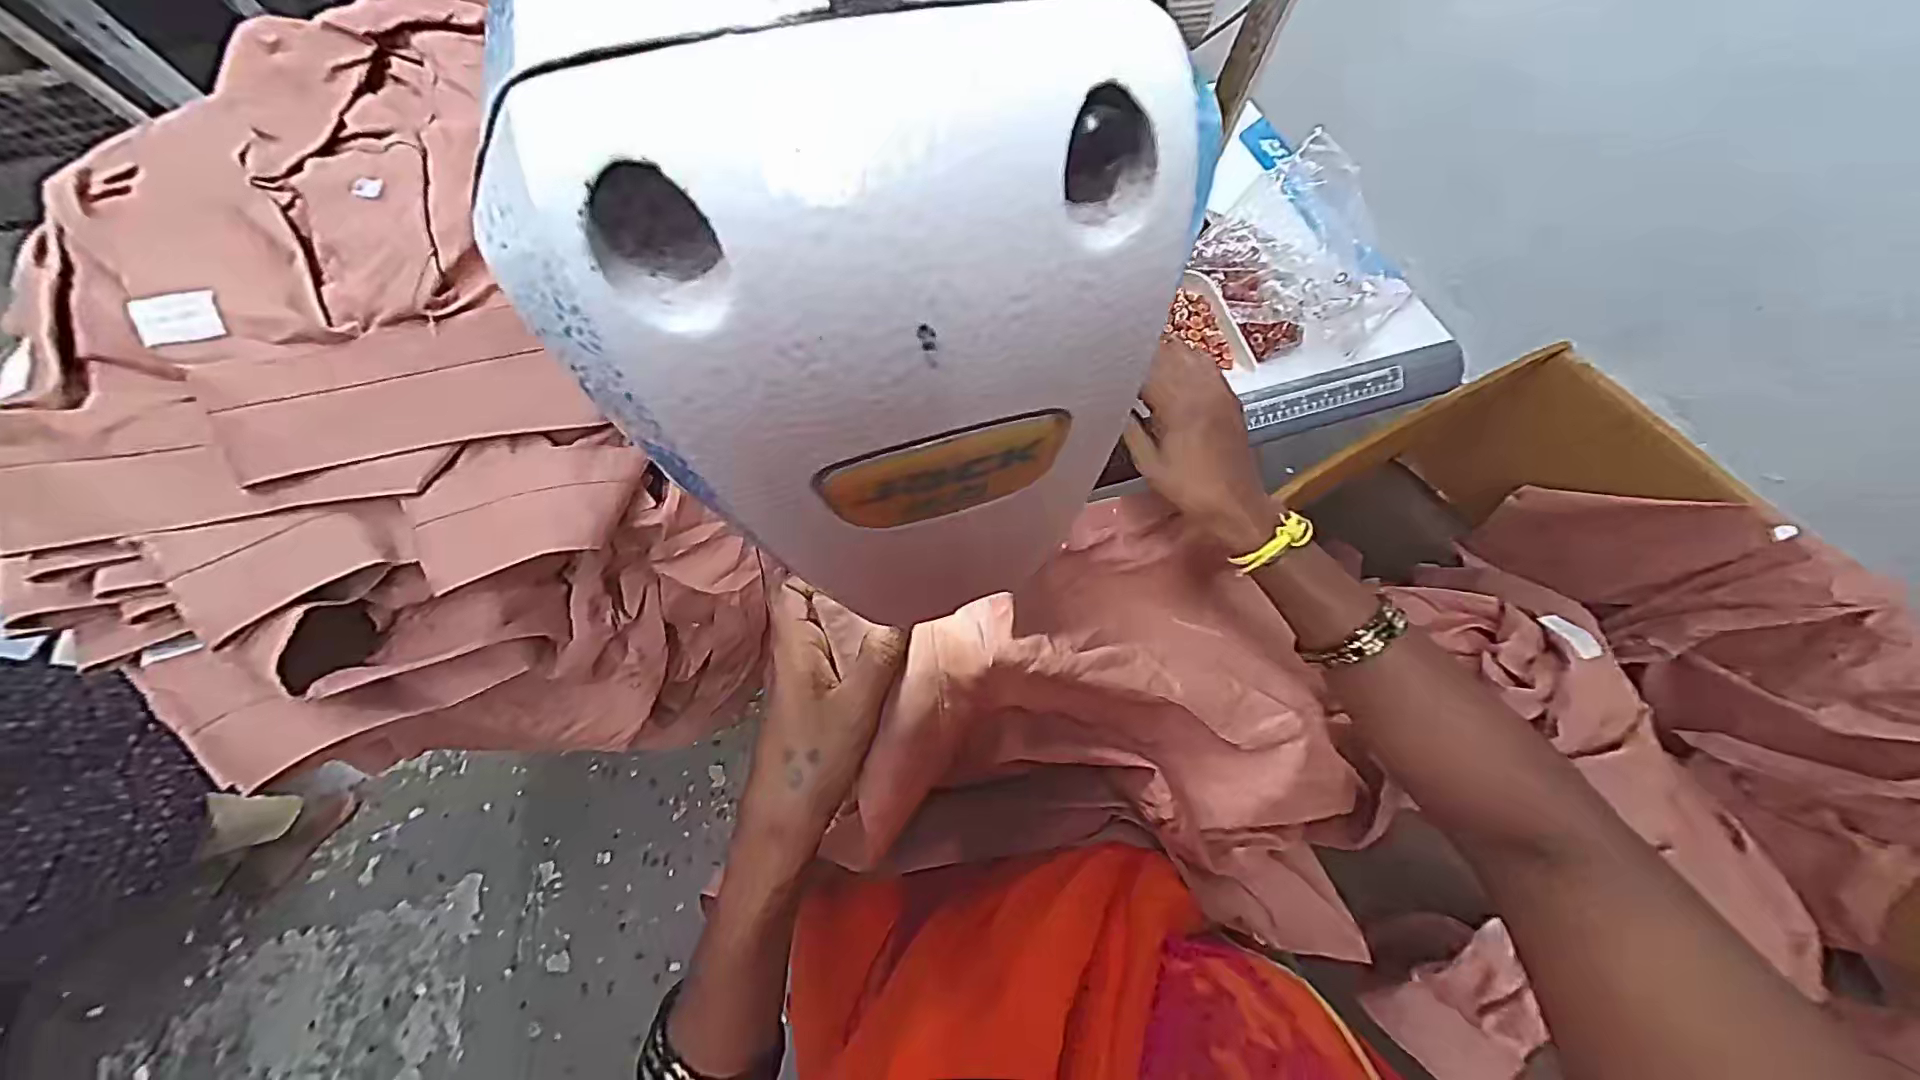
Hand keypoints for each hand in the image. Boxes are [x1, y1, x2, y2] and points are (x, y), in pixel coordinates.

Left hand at [734, 577, 908, 876]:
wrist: (788, 813)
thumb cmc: (815, 756)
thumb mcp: (858, 702)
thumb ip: (881, 650)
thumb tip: (905, 599)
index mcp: (791, 641)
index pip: (791, 580)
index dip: (815, 555)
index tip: (854, 537)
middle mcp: (790, 647)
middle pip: (809, 596)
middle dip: (841, 575)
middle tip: (884, 557)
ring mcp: (799, 668)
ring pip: (821, 621)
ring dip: (848, 604)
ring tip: (888, 584)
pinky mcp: (811, 688)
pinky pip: (830, 644)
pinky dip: (851, 632)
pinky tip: (879, 633)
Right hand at [1122, 337, 1279, 552]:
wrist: (1235, 502)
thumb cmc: (1189, 488)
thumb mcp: (1148, 464)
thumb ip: (1130, 429)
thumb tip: (1115, 407)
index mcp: (1179, 403)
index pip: (1146, 366)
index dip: (1123, 365)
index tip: (1104, 369)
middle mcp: (1201, 387)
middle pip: (1167, 351)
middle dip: (1141, 357)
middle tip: (1120, 369)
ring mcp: (1218, 388)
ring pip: (1187, 352)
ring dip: (1163, 356)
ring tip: (1142, 370)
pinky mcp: (1228, 396)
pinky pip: (1204, 364)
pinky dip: (1184, 363)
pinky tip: (1170, 377)